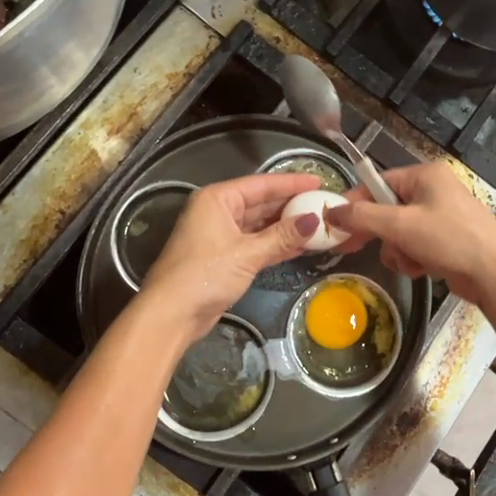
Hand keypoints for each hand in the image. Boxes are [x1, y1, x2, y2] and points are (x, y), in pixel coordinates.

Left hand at [136, 172, 323, 345]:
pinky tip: (302, 245)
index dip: (292, 182)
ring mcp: (222, 235)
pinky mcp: (227, 258)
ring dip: (288, 227)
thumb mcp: (247, 253)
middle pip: (262, 203)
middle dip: (292, 205)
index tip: (319, 181)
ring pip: (261, 225)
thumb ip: (282, 236)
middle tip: (324, 204)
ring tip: (320, 224)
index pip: (261, 184)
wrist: (172, 314)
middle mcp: (219, 212)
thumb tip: (315, 220)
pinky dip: (278, 245)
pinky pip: (258, 244)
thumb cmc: (204, 275)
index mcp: (218, 199)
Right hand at [325, 164, 495, 304]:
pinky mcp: (447, 239)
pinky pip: (415, 244)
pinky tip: (422, 268)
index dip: (354, 203)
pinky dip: (413, 257)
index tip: (334, 224)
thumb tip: (330, 211)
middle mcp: (434, 190)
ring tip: (409, 261)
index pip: (378, 183)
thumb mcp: (400, 226)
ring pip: (399, 231)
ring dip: (398, 249)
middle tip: (351, 249)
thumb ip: (362, 216)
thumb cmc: (449, 240)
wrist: (495, 275)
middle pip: (388, 208)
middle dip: (378, 232)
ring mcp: (442, 215)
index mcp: (425, 175)